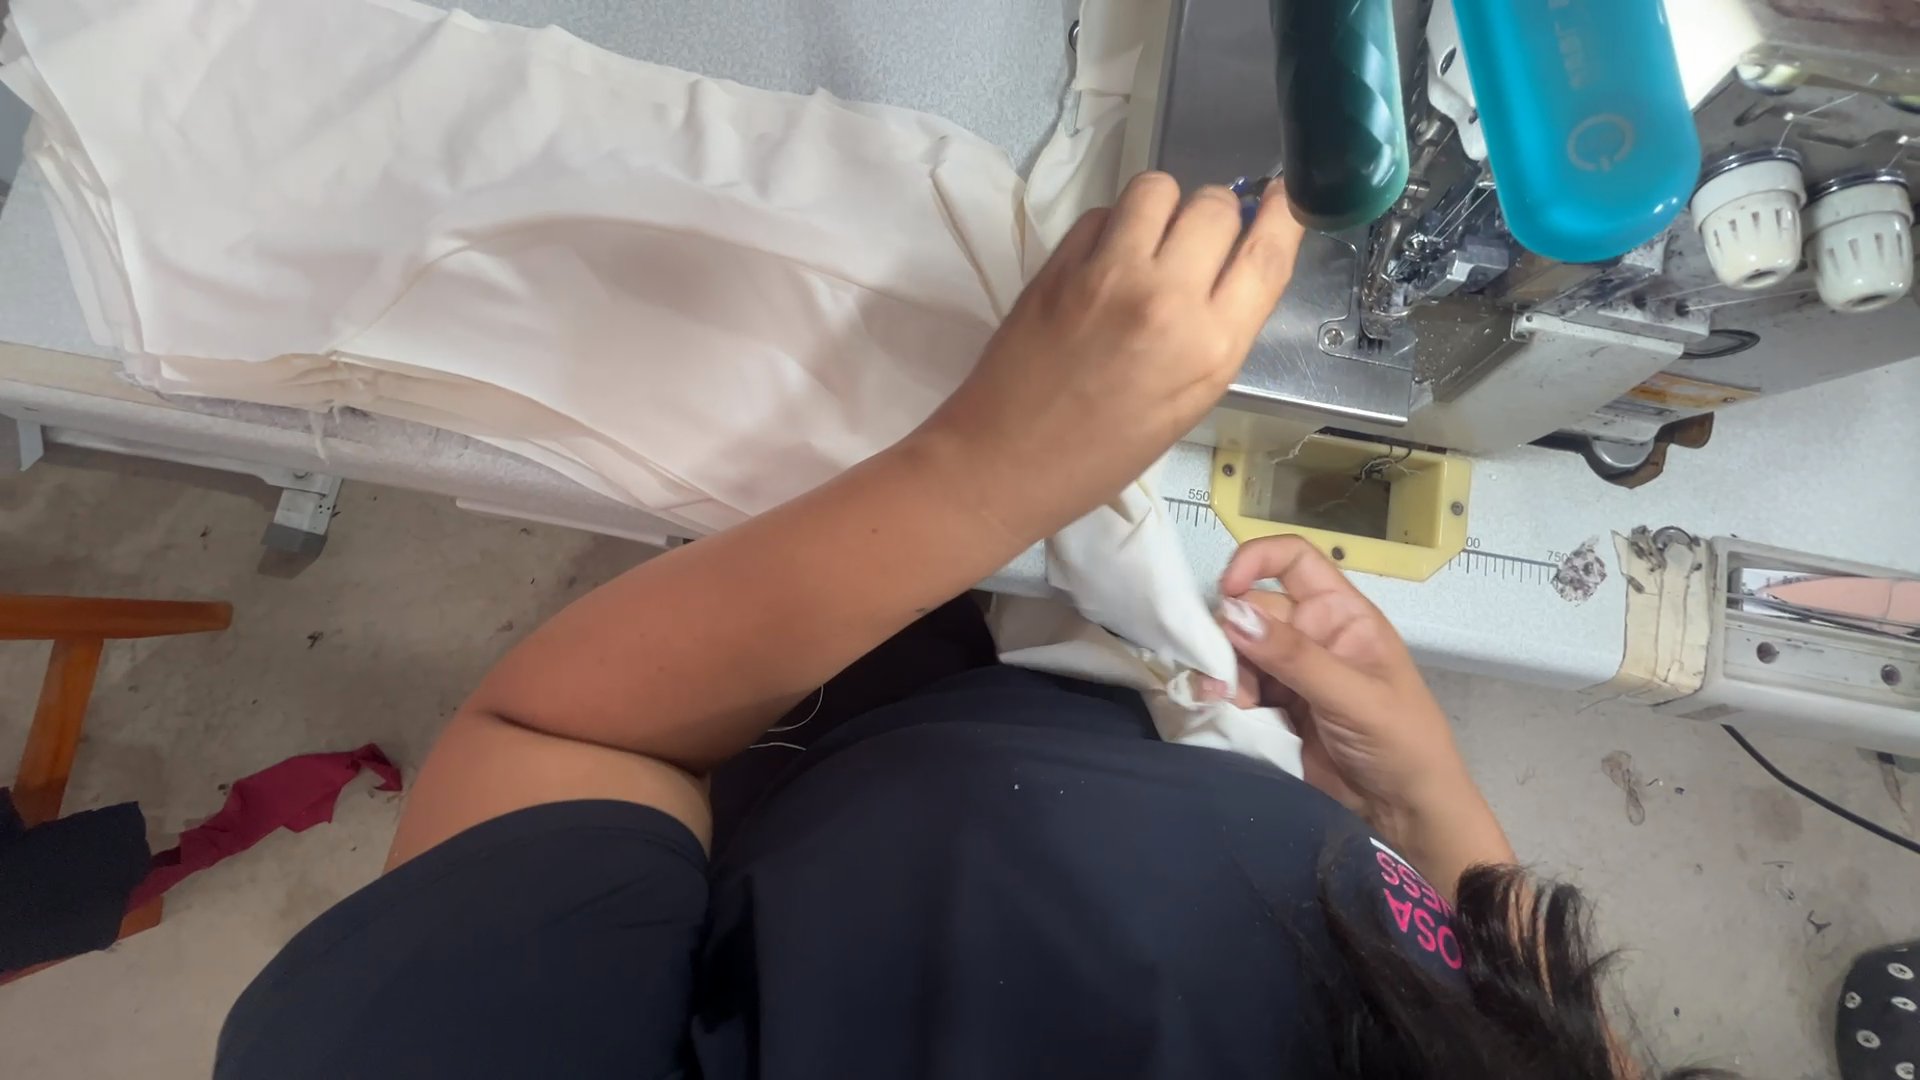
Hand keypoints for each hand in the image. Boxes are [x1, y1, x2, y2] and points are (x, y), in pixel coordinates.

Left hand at [913, 172, 1304, 540]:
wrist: (1005, 464)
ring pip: (1157, 189)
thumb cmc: (1099, 457)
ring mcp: (1108, 277)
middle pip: (1214, 206)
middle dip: (1212, 217)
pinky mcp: (1058, 267)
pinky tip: (1100, 265)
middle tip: (1188, 248)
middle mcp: (1167, 301)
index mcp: (1210, 350)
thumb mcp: (1184, 407)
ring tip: (1144, 246)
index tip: (1277, 199)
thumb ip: (1214, 334)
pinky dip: (1109, 228)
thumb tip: (1228, 268)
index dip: (1280, 215)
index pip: (1267, 254)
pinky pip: (1102, 213)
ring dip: (1160, 209)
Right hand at [1214, 535, 1512, 892]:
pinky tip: (1225, 711)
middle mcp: (1309, 633)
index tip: (1225, 589)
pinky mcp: (1270, 703)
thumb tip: (1232, 613)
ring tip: (1229, 703)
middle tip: (1222, 676)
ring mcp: (1287, 669)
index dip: (1255, 560)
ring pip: (1235, 647)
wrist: (1402, 818)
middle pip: (1250, 609)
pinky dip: (1222, 694)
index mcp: (1340, 614)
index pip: (1292, 559)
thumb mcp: (1355, 696)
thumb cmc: (1403, 746)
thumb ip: (1294, 656)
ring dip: (1224, 671)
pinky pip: (1233, 682)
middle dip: (1230, 637)